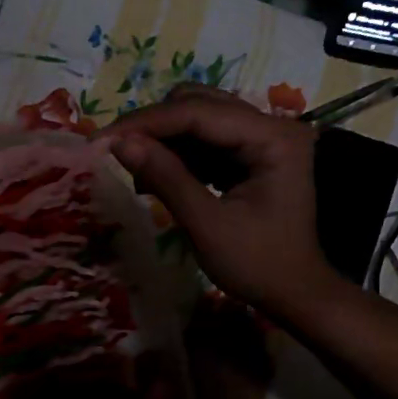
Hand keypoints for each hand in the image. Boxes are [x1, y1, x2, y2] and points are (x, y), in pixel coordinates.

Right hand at [98, 87, 334, 314]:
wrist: (294, 294)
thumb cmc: (257, 266)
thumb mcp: (207, 226)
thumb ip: (166, 179)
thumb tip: (119, 143)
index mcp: (273, 138)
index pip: (200, 113)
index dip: (148, 122)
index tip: (103, 138)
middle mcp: (272, 127)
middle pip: (200, 104)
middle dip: (155, 126)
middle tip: (115, 151)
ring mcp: (263, 139)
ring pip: (201, 119)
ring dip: (164, 139)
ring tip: (135, 170)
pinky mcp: (252, 155)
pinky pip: (208, 140)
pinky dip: (179, 154)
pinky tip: (156, 178)